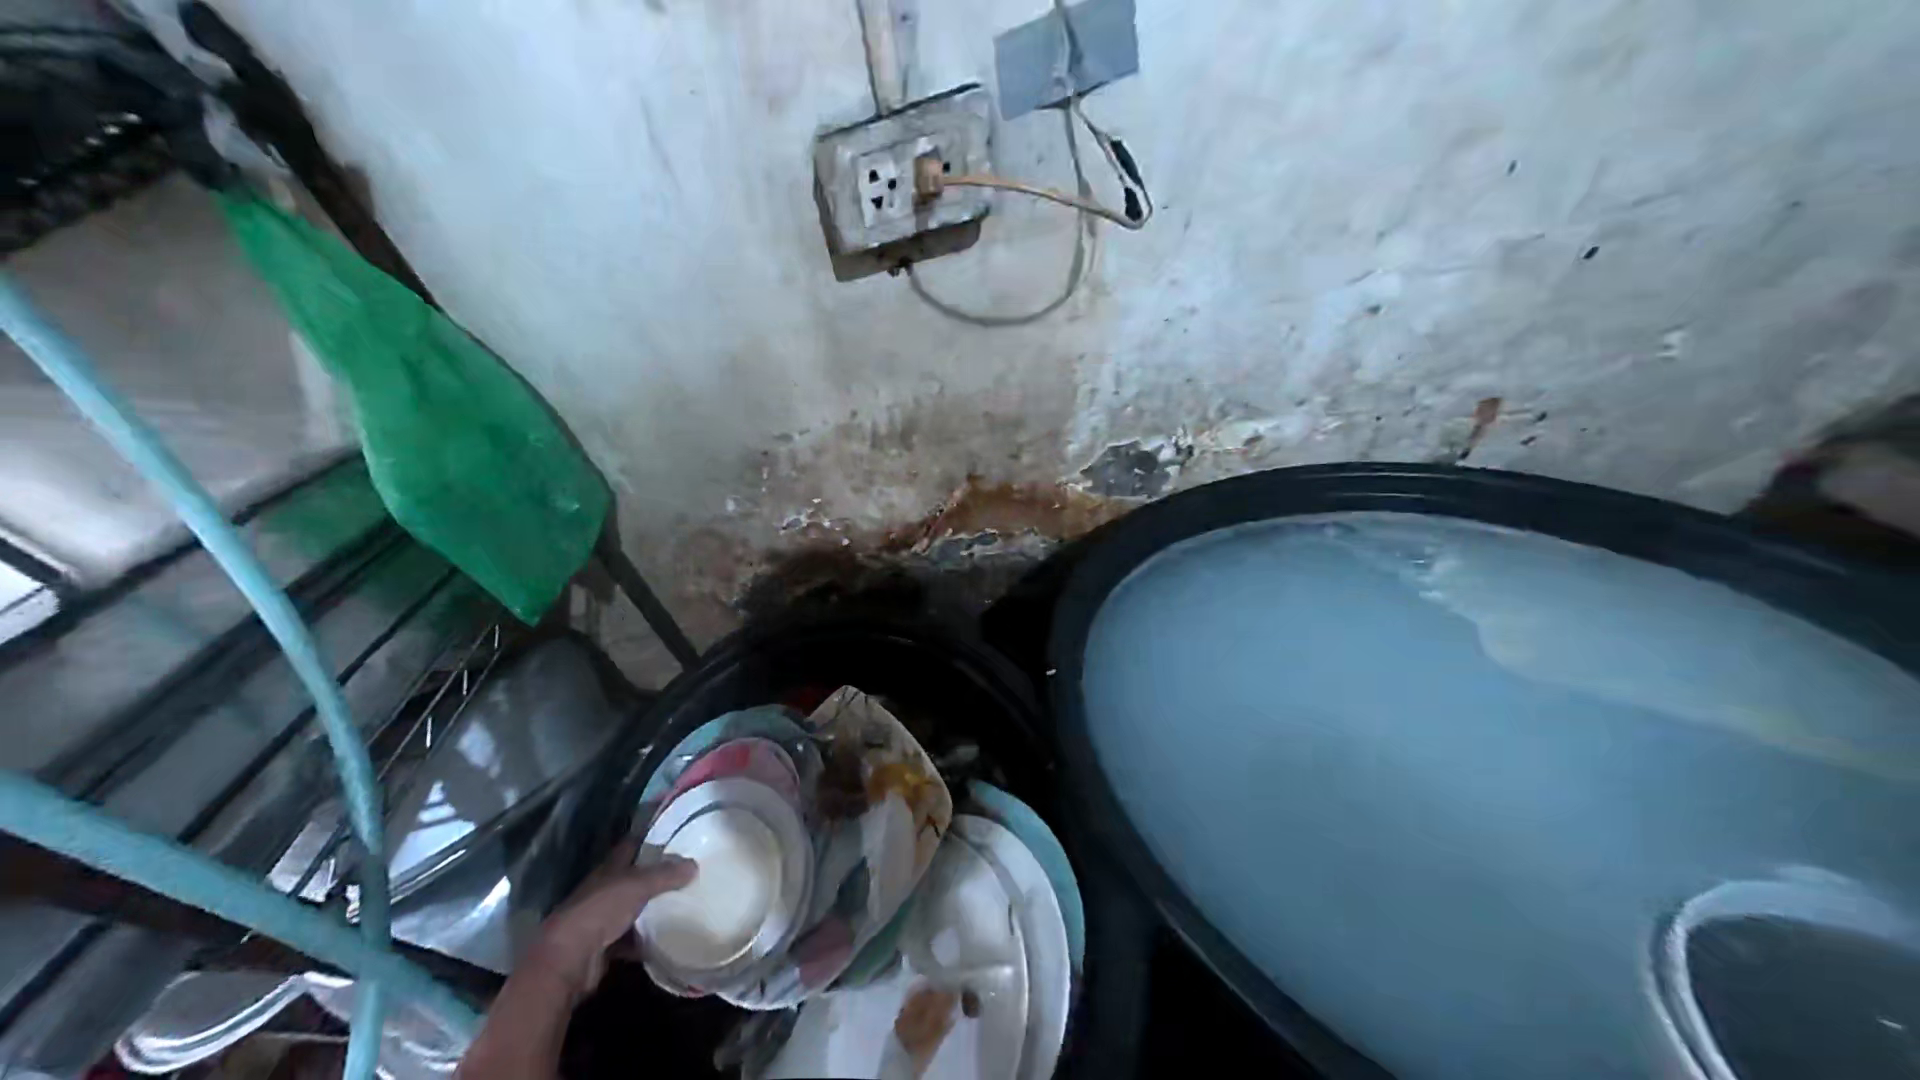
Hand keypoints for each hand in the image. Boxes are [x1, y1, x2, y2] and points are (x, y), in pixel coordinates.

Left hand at [523, 840, 695, 999]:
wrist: (568, 961)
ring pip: (634, 908)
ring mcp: (603, 920)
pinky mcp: (606, 947)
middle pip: (635, 877)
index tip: (674, 831)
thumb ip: (665, 874)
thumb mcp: (637, 885)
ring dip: (654, 908)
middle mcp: (604, 891)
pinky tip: (669, 938)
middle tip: (689, 869)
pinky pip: (633, 939)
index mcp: (609, 869)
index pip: (631, 845)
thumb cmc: (600, 911)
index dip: (650, 837)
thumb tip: (694, 865)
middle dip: (658, 874)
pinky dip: (648, 939)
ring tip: (685, 902)